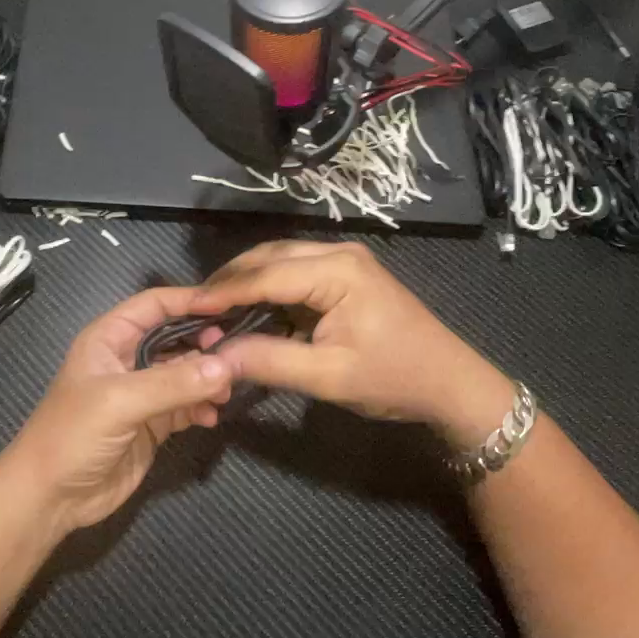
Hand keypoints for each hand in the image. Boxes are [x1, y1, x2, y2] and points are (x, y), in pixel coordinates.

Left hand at [0, 287, 231, 534]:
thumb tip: (226, 367)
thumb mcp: (120, 402)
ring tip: (227, 390)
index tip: (229, 305)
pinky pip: (187, 405)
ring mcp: (142, 392)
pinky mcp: (153, 424)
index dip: (190, 299)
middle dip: (206, 343)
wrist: (49, 499)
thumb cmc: (73, 435)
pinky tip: (212, 416)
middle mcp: (129, 358)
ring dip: (208, 378)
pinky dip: (202, 407)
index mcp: (110, 338)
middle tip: (236, 353)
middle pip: (177, 336)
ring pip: (186, 372)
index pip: (155, 304)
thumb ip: (173, 383)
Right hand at [191, 241, 514, 449]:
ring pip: (279, 261)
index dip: (224, 291)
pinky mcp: (345, 275)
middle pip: (269, 257)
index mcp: (338, 270)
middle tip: (195, 308)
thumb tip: (215, 357)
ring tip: (214, 309)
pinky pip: (294, 274)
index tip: (187, 308)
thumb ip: (269, 362)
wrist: (451, 383)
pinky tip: (248, 310)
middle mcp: (338, 253)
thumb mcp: (329, 377)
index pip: (266, 275)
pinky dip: (267, 289)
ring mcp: (343, 261)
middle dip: (230, 280)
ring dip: (247, 282)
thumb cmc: (394, 378)